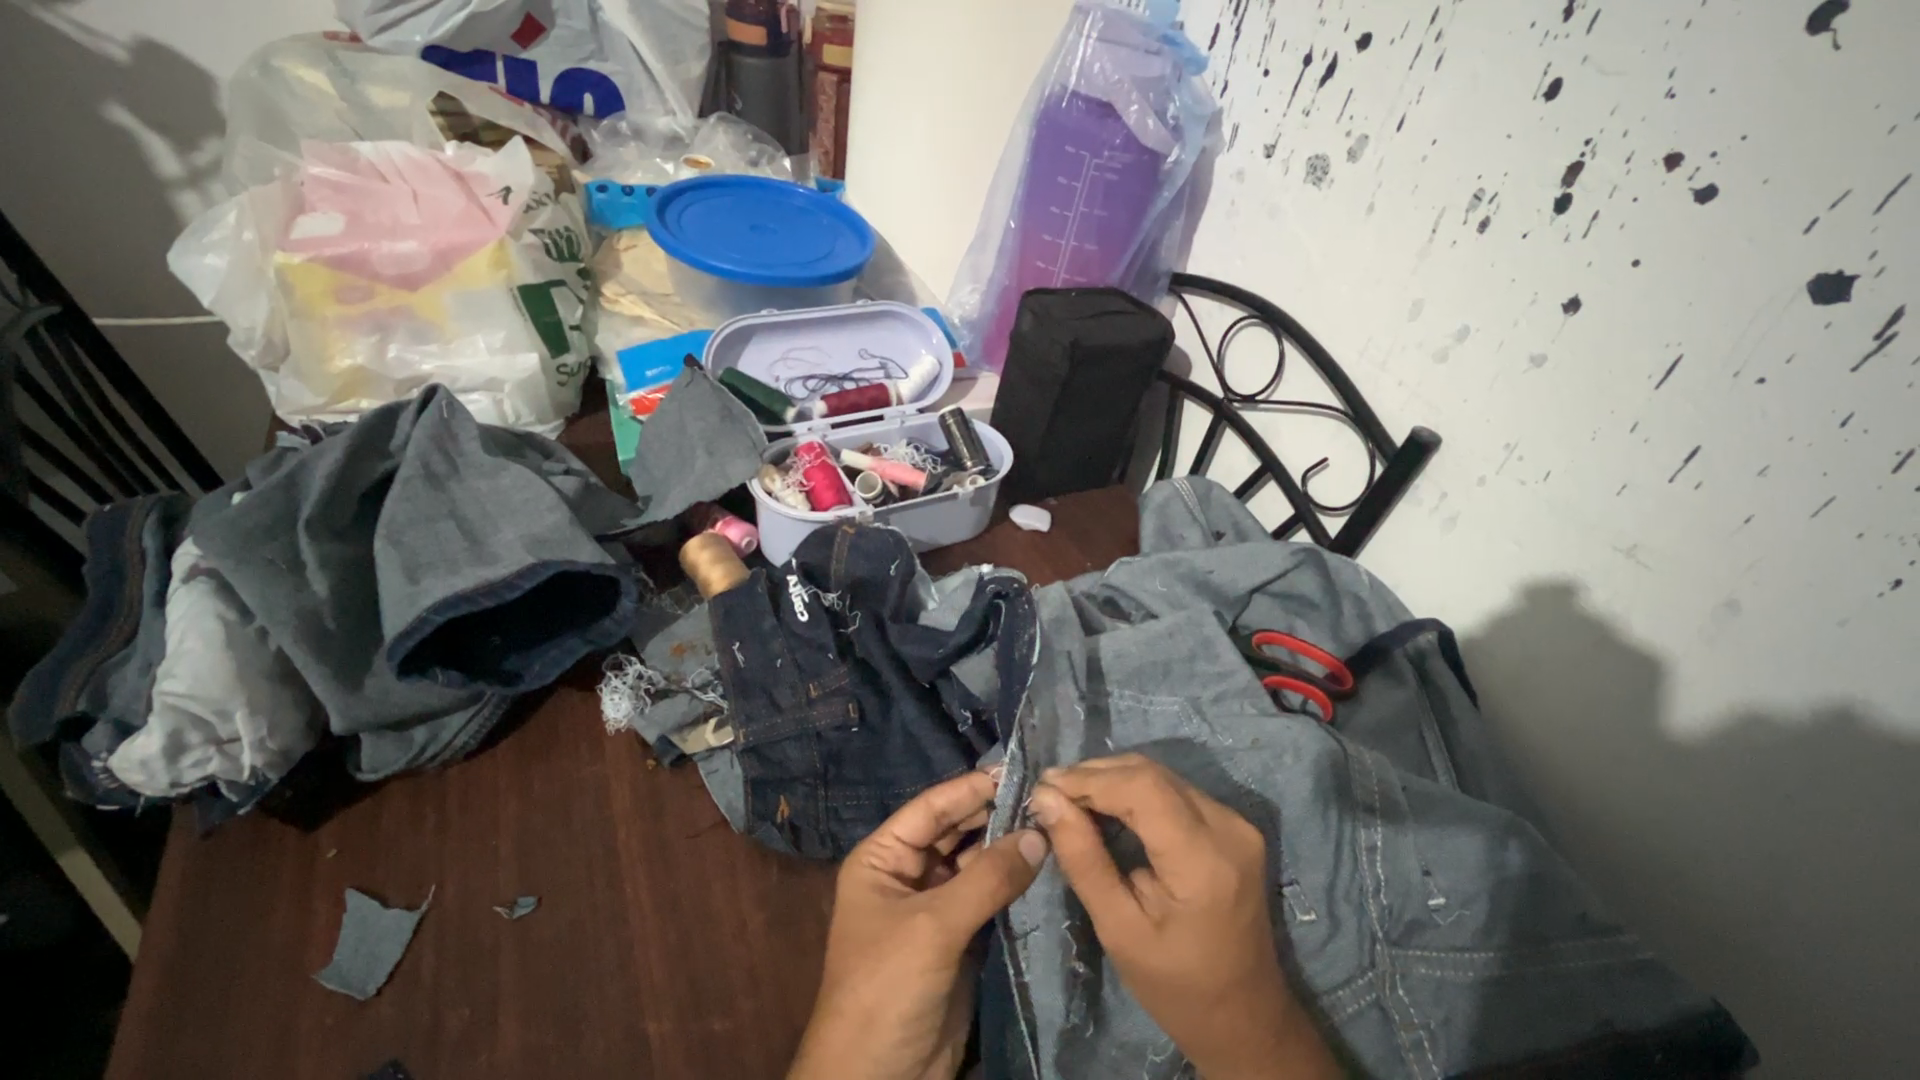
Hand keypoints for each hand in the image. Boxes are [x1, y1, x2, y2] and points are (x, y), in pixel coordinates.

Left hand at [789, 770, 1049, 1079]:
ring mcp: (932, 907)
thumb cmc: (888, 985)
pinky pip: (986, 897)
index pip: (931, 808)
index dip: (972, 787)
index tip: (1019, 770)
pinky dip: (1011, 882)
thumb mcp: (934, 926)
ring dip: (1007, 847)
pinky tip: (1044, 866)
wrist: (878, 1076)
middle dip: (994, 815)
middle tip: (1046, 797)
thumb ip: (988, 877)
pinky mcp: (956, 938)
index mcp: (882, 858)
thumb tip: (1041, 833)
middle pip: (954, 832)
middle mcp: (906, 874)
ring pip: (974, 864)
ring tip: (1054, 825)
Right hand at [1028, 755, 1340, 1079]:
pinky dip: (1134, 791)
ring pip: (1161, 776)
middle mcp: (1227, 827)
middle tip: (1048, 794)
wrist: (1244, 1015)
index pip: (1141, 786)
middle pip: (1151, 774)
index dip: (1088, 779)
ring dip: (1112, 779)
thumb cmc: (1175, 984)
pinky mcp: (1233, 826)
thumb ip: (1083, 858)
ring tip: (1067, 798)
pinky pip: (1174, 791)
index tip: (1042, 790)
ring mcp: (1236, 823)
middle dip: (1094, 775)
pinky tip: (1103, 806)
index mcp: (1203, 859)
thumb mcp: (1118, 928)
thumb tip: (1046, 799)